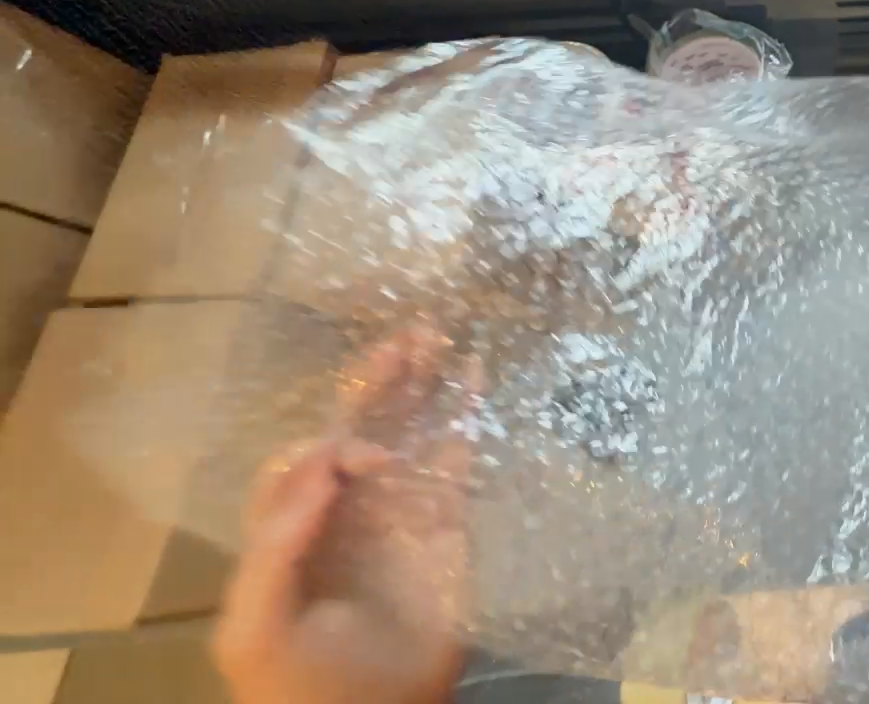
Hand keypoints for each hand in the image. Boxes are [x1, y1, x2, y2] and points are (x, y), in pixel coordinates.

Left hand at [214, 329, 477, 703]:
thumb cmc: (302, 679)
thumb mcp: (257, 625)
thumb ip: (277, 544)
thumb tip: (326, 460)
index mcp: (294, 525)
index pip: (306, 459)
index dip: (331, 443)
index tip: (361, 460)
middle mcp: (349, 504)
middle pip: (363, 426)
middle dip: (382, 381)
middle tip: (412, 335)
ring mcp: (404, 505)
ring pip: (413, 430)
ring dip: (425, 385)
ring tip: (440, 337)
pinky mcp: (451, 512)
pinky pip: (459, 454)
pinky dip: (467, 414)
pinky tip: (476, 378)